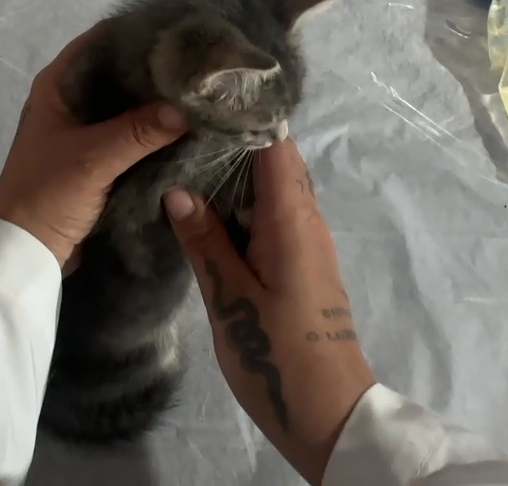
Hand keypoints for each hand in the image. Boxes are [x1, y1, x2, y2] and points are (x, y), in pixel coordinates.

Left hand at [0, 25, 186, 271]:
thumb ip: (138, 131)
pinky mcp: (94, 153)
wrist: (25, 250)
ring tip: (200, 88)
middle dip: (153, 67)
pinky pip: (128, 129)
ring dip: (155, 98)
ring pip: (125, 101)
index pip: (101, 40)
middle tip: (198, 63)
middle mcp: (69, 97)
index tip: (177, 30)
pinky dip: (151, 125)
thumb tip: (187, 108)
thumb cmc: (47, 193)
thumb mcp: (93, 159)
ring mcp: (82, 126)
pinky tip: (184, 123)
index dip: (136, 31)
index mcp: (57, 84)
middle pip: (117, 70)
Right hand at [164, 141, 373, 485]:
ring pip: (269, 183)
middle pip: (271, 157)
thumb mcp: (230, 299)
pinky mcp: (298, 258)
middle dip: (231, 133)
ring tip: (184, 145)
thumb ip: (204, 241)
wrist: (331, 418)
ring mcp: (303, 239)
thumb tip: (175, 189)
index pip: (273, 144)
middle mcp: (304, 219)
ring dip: (233, 165)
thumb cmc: (280, 357)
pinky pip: (268, 210)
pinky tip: (204, 196)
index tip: (203, 90)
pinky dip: (239, 196)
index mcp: (290, 220)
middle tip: (181, 115)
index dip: (243, 112)